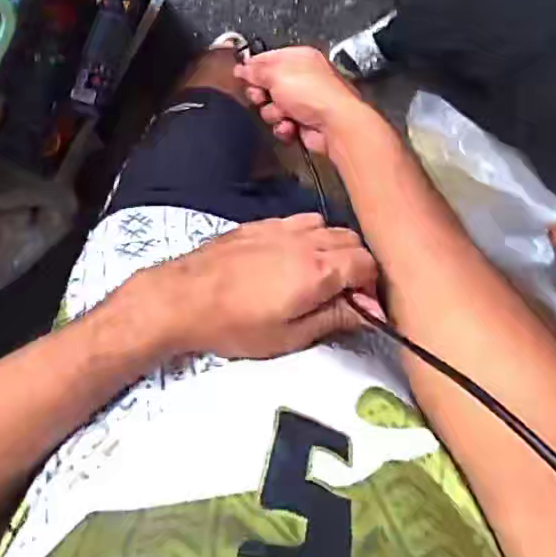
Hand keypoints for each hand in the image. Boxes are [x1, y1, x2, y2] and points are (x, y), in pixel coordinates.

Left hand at [112, 213, 380, 359]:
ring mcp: (280, 226)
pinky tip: (293, 259)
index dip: (372, 286)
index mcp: (318, 268)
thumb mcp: (291, 336)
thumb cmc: (235, 325)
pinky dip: (309, 236)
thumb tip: (369, 310)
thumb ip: (335, 317)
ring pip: (326, 225)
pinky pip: (299, 220)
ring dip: (333, 247)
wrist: (184, 297)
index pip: (367, 263)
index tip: (363, 307)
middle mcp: (304, 239)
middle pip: (351, 239)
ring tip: (319, 276)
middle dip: (357, 265)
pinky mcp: (260, 223)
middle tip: (344, 294)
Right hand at [235, 47, 370, 155]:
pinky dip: (284, 127)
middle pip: (266, 85)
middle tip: (262, 96)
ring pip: (271, 108)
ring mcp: (304, 101)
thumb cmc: (313, 93)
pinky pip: (281, 125)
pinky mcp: (303, 123)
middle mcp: (302, 78)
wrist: (335, 125)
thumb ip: (255, 69)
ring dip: (274, 113)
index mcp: (299, 58)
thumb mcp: (276, 73)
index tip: (243, 76)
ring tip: (284, 113)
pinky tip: (291, 126)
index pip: (268, 58)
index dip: (253, 68)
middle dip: (261, 94)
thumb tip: (242, 68)